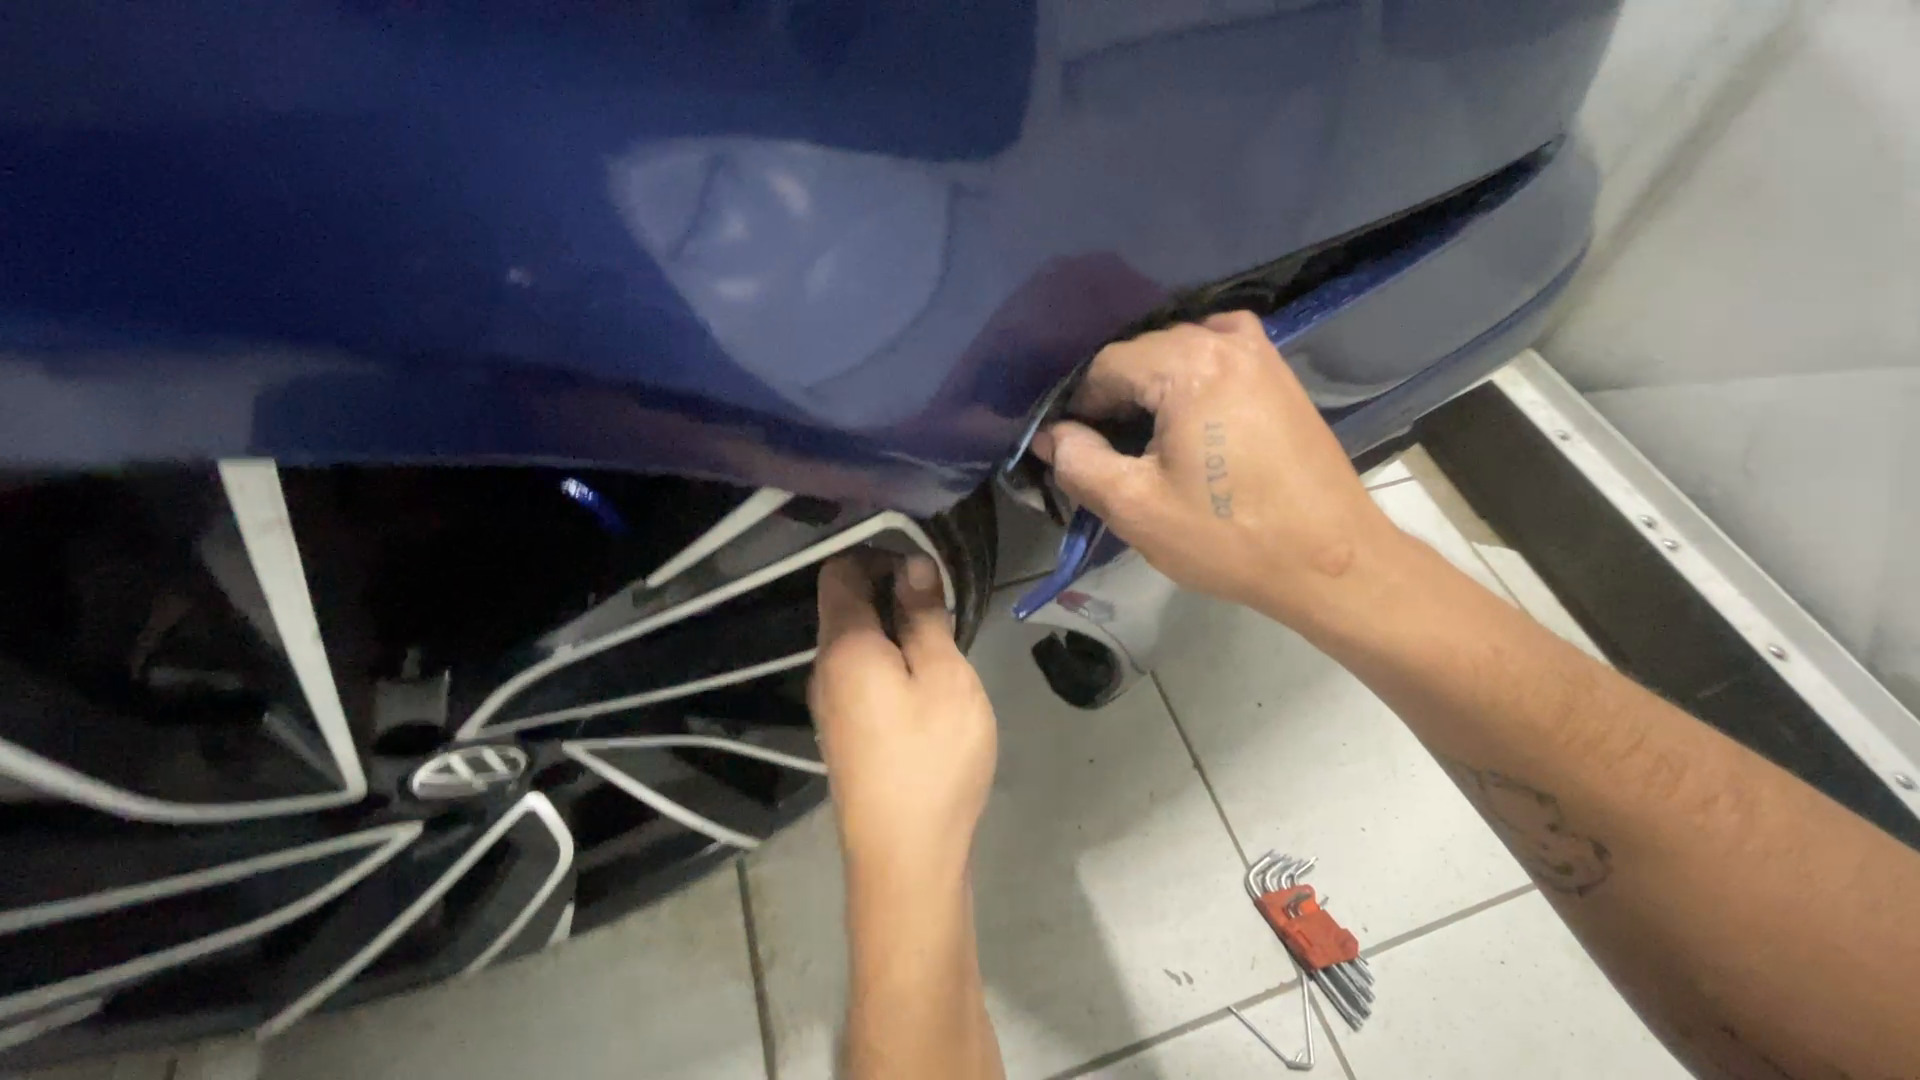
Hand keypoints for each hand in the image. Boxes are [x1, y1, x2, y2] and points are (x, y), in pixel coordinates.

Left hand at [810, 553, 996, 880]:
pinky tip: (922, 685)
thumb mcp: (944, 678)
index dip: (878, 554)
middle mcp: (823, 669)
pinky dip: (886, 662)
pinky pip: (858, 674)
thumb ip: (924, 617)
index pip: (839, 571)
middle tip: (942, 605)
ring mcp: (828, 704)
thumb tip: (912, 564)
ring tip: (939, 644)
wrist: (904, 857)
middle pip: (843, 606)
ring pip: (853, 643)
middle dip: (889, 590)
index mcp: (843, 646)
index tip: (925, 567)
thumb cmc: (932, 759)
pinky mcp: (842, 733)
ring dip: (891, 629)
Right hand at [1033, 311, 1401, 625]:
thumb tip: (1051, 435)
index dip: (1077, 407)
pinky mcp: (1278, 374)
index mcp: (1189, 364)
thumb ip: (1079, 462)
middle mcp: (1226, 340)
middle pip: (1140, 354)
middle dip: (1113, 398)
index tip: (1071, 450)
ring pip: (1176, 354)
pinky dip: (1187, 379)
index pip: (1104, 366)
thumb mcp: (1135, 507)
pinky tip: (1184, 419)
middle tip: (1103, 452)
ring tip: (1142, 441)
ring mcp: (1260, 352)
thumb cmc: (1228, 537)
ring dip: (1149, 390)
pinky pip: (1214, 357)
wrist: (1330, 561)